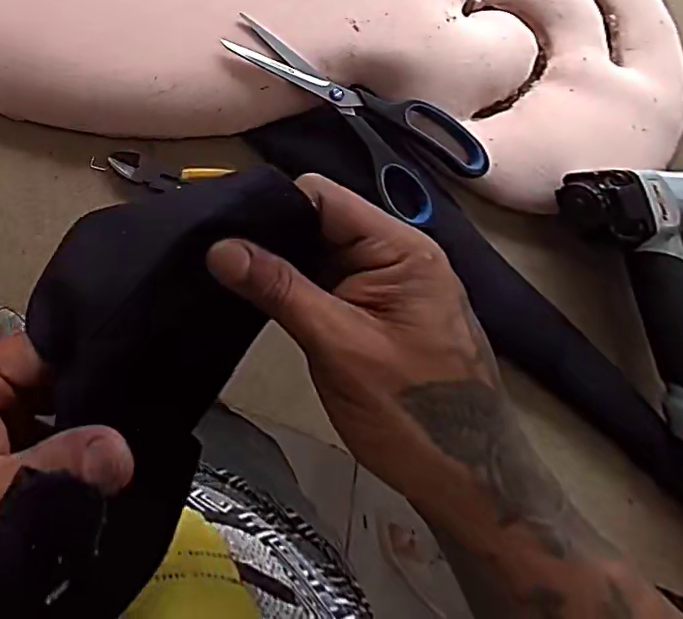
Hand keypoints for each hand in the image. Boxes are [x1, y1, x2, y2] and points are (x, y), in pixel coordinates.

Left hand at [0, 335, 132, 618]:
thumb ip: (60, 466)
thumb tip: (126, 447)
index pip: (49, 348)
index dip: (94, 363)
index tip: (144, 381)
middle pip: (55, 376)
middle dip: (95, 401)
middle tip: (147, 422)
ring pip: (55, 409)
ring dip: (85, 432)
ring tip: (137, 441)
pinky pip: (45, 437)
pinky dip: (69, 454)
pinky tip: (107, 465)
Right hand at [209, 175, 682, 618]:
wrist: (467, 486)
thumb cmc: (415, 414)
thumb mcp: (339, 346)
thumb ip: (279, 288)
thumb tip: (218, 247)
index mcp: (399, 248)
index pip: (321, 196)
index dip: (270, 205)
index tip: (223, 227)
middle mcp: (390, 252)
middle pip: (313, 216)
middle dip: (266, 232)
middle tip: (216, 252)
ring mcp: (379, 279)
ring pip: (310, 246)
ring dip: (274, 259)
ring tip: (226, 270)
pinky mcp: (365, 303)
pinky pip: (316, 274)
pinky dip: (286, 281)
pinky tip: (254, 291)